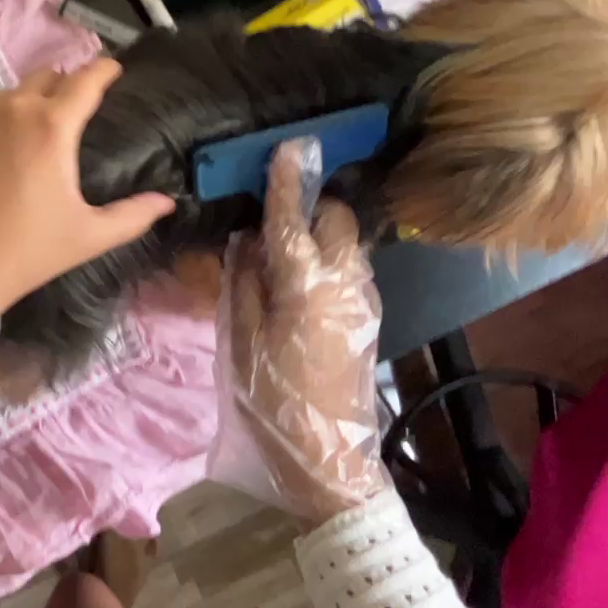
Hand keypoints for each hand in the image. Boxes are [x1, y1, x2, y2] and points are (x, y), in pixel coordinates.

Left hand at [0, 59, 175, 311]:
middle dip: (64, 84)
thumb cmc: (27, 250)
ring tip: (35, 129)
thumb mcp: (88, 236)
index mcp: (51, 127)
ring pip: (8, 94)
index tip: (113, 69)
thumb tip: (166, 201)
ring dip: (27, 102)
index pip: (84, 80)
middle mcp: (12, 111)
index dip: (103, 70)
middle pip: (44, 77)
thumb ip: (132, 215)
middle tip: (74, 106)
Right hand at [225, 139, 388, 523]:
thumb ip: (244, 281)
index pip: (293, 221)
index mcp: (306, 287)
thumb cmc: (271, 397)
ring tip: (279, 242)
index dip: (287, 182)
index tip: (289, 146)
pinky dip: (326, 255)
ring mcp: (363, 301)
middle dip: (313, 203)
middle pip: (338, 220)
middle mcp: (345, 284)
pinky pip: (348, 267)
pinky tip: (296, 275)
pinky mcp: (367, 317)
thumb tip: (245, 238)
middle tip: (275, 207)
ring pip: (347, 243)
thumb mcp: (240, 338)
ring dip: (319, 230)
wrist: (327, 461)